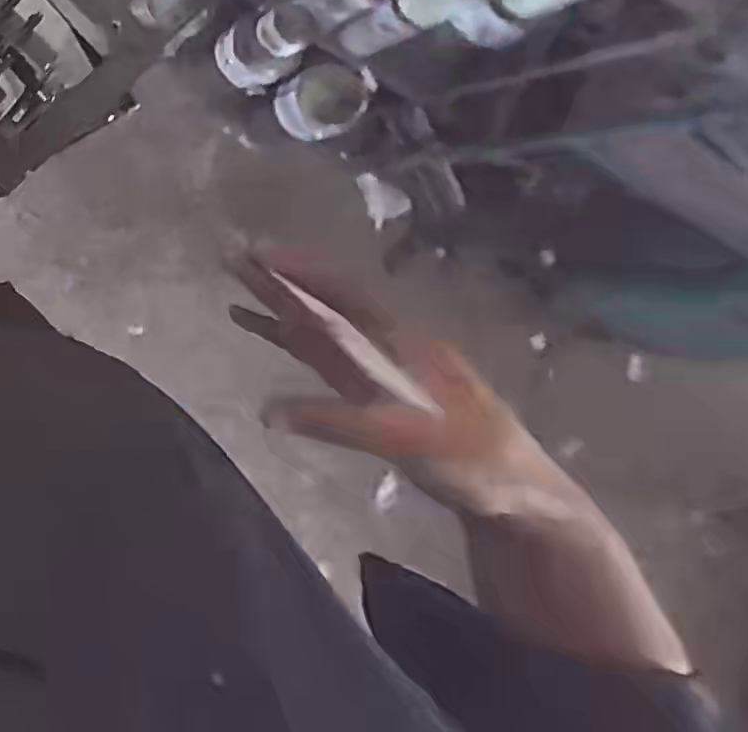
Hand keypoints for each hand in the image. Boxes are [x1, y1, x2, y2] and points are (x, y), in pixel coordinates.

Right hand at [230, 251, 587, 522]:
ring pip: (312, 317)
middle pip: (321, 298)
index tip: (261, 253)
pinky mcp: (358, 380)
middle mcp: (380, 339)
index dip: (303, 269)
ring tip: (232, 275)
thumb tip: (266, 411)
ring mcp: (367, 359)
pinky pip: (309, 345)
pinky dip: (276, 329)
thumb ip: (334, 423)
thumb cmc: (470, 458)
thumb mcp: (405, 439)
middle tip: (232, 252)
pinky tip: (247, 319)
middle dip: (277, 274)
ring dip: (273, 296)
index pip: (344, 291)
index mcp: (401, 338)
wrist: (516, 495)